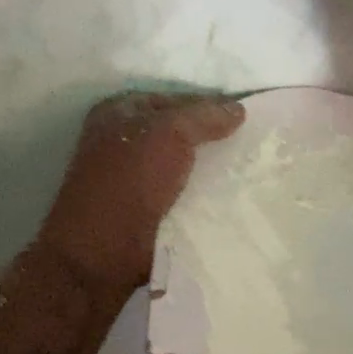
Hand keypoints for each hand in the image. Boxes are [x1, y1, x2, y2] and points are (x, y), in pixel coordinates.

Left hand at [32, 92, 245, 296]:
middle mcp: (119, 141)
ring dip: (208, 170)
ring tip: (248, 170)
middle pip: (175, 133)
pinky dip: (200, 197)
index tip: (245, 117)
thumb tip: (239, 110)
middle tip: (251, 144)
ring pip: (179, 166)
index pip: (171, 99)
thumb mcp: (169, 132)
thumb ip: (204, 116)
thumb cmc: (128, 180)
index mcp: (116, 113)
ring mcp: (129, 179)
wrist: (101, 254)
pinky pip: (179, 196)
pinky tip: (230, 198)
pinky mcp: (141, 212)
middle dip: (209, 139)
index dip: (206, 105)